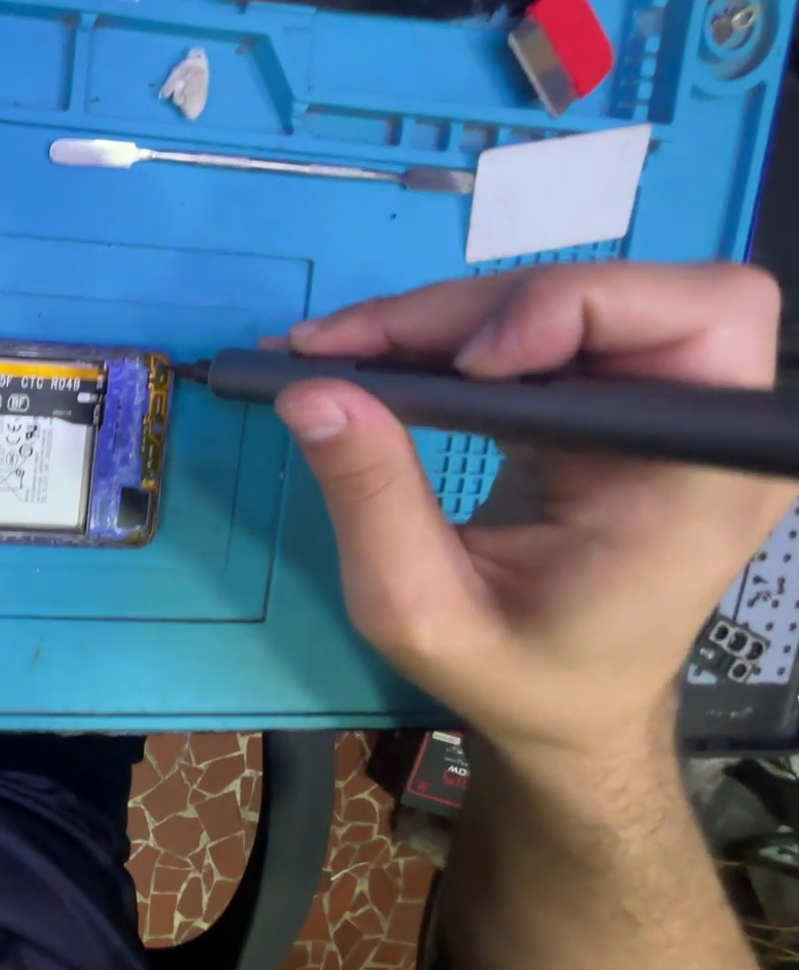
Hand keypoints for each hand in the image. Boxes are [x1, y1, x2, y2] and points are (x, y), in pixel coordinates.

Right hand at [276, 263, 793, 766]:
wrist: (564, 705)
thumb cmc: (507, 672)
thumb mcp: (411, 604)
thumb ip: (369, 497)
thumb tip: (307, 391)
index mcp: (689, 478)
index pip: (692, 318)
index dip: (568, 306)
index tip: (454, 365)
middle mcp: (692, 428)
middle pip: (606, 294)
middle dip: (455, 311)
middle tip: (330, 347)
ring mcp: (649, 413)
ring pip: (554, 303)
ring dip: (431, 320)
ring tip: (326, 353)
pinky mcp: (598, 409)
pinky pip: (525, 337)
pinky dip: (436, 340)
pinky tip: (366, 360)